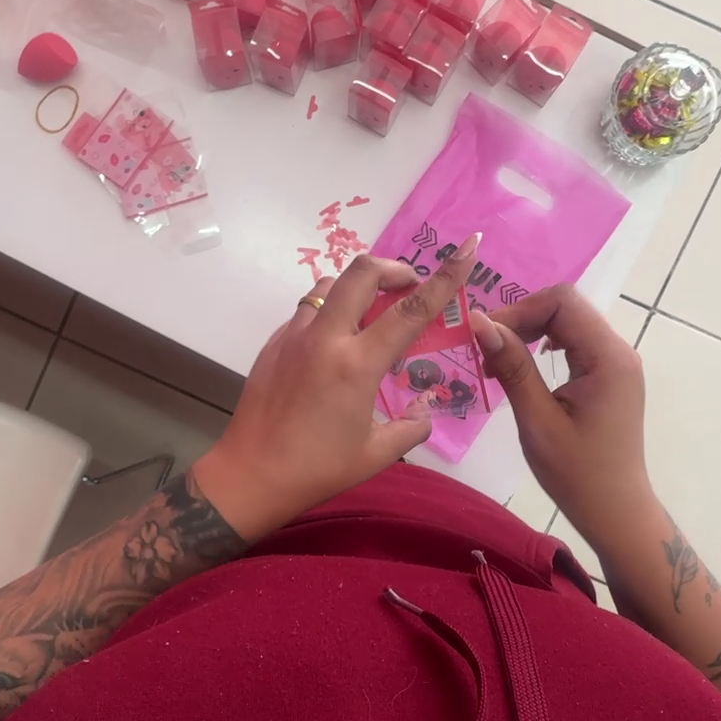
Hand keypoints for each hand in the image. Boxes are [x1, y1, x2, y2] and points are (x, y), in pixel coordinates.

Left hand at [192, 237, 480, 540]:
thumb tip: (426, 406)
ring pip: (329, 285)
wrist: (250, 475)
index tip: (469, 246)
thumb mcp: (376, 455)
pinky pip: (307, 312)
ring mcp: (293, 336)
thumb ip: (413, 425)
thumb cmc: (317, 470)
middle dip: (394, 268)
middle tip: (409, 286)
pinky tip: (335, 345)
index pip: (412, 309)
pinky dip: (330, 313)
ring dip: (357, 288)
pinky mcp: (273, 344)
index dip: (447, 275)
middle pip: (362, 272)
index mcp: (356, 364)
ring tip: (371, 314)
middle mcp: (324, 339)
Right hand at [469, 284, 658, 550]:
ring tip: (497, 365)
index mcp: (608, 357)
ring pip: (567, 323)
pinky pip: (573, 344)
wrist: (614, 510)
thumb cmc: (576, 472)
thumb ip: (512, 367)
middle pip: (565, 308)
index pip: (562, 301)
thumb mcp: (538, 420)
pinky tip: (521, 370)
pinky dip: (542, 348)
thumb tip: (480, 323)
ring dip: (528, 334)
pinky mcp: (608, 376)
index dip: (518, 311)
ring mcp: (615, 363)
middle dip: (520, 321)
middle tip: (484, 354)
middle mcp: (618, 350)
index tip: (484, 340)